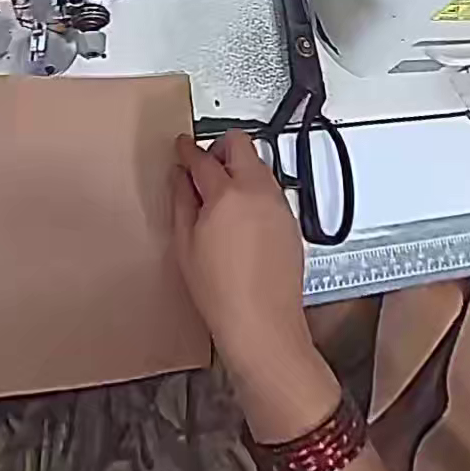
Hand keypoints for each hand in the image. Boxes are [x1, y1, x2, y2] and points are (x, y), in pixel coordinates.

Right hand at [173, 131, 340, 442]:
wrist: (263, 327)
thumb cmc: (222, 294)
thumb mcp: (185, 245)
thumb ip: (181, 200)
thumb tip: (179, 177)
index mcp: (227, 194)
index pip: (202, 157)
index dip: (187, 150)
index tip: (182, 147)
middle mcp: (257, 191)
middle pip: (240, 143)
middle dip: (219, 147)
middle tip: (204, 166)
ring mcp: (278, 204)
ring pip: (258, 162)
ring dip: (239, 167)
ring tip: (221, 195)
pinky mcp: (290, 220)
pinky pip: (270, 187)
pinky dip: (254, 189)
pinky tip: (241, 216)